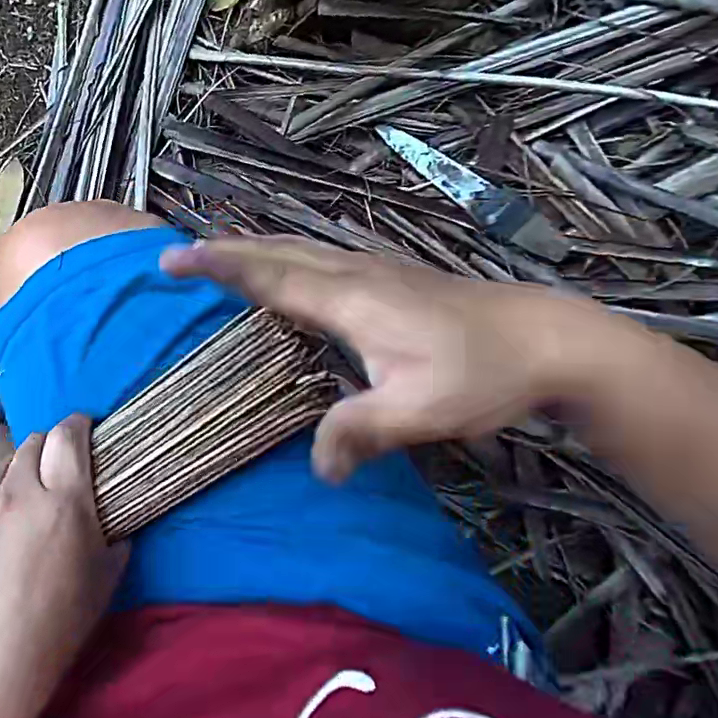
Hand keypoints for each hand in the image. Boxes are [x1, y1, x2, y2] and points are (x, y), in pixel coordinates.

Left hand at [0, 416, 126, 717]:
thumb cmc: (55, 627)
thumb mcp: (106, 576)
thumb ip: (114, 532)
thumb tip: (113, 516)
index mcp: (64, 501)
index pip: (69, 434)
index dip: (80, 424)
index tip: (88, 431)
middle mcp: (20, 492)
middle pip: (38, 440)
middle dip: (54, 444)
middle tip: (63, 466)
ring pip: (7, 461)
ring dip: (25, 466)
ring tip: (32, 492)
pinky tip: (4, 520)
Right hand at [161, 235, 630, 482]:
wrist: (543, 336)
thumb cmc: (481, 372)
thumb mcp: (419, 412)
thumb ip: (360, 432)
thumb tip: (317, 468)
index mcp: (351, 300)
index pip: (271, 276)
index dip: (220, 267)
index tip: (173, 259)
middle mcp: (357, 274)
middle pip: (280, 252)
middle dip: (227, 250)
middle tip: (180, 256)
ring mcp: (377, 269)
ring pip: (302, 248)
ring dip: (258, 249)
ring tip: (223, 257)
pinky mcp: (394, 276)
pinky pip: (323, 256)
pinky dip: (289, 256)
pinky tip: (295, 273)